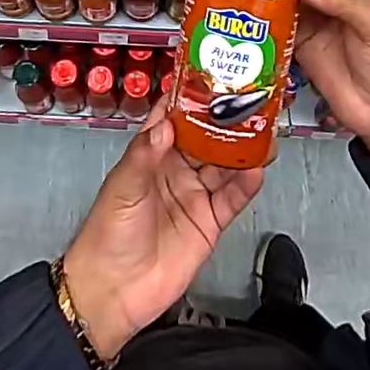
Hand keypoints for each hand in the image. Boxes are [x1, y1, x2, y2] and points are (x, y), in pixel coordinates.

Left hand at [61, 101, 263, 359]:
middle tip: (245, 101)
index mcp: (150, 156)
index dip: (188, 100)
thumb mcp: (123, 186)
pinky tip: (256, 169)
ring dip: (241, 149)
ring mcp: (193, 195)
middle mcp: (174, 171)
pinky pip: (231, 199)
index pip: (172, 120)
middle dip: (223, 122)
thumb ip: (145, 154)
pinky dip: (245, 184)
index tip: (207, 79)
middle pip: (204, 139)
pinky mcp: (208, 222)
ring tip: (261, 130)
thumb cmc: (108, 232)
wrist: (114, 289)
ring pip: (223, 165)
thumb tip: (166, 124)